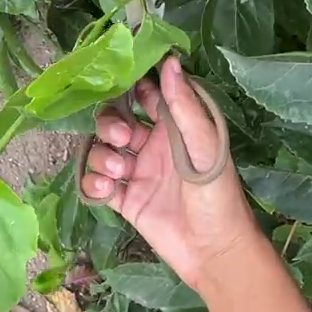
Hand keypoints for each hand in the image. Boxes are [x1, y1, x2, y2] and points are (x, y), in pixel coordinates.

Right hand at [82, 56, 262, 294]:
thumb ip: (184, 105)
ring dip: (104, 156)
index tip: (115, 79)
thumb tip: (169, 61)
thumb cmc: (217, 193)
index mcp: (175, 128)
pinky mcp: (125, 200)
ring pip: (104, 150)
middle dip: (110, 124)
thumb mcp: (205, 144)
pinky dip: (93, 182)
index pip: (146, 96)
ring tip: (121, 172)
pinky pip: (97, 183)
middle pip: (115, 121)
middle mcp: (152, 146)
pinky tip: (106, 189)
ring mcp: (137, 173)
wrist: (214, 251)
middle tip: (123, 138)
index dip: (130, 86)